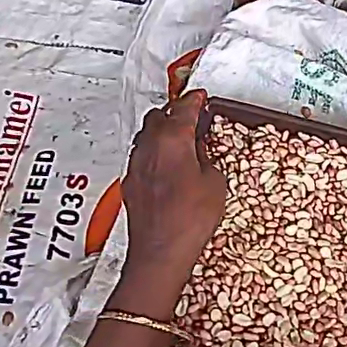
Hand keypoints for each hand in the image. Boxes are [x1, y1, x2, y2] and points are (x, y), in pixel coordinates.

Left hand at [121, 90, 226, 291]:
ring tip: (180, 140)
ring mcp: (136, 165)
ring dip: (162, 133)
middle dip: (174, 113)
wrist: (162, 250)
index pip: (183, 108)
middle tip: (191, 117)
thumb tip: (200, 154)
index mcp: (172, 140)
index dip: (194, 100)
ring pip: (147, 136)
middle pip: (158, 116)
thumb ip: (207, 159)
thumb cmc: (190, 218)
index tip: (200, 96)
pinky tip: (168, 165)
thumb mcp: (215, 183)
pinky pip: (142, 157)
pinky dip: (155, 153)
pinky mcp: (131, 183)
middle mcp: (149, 147)